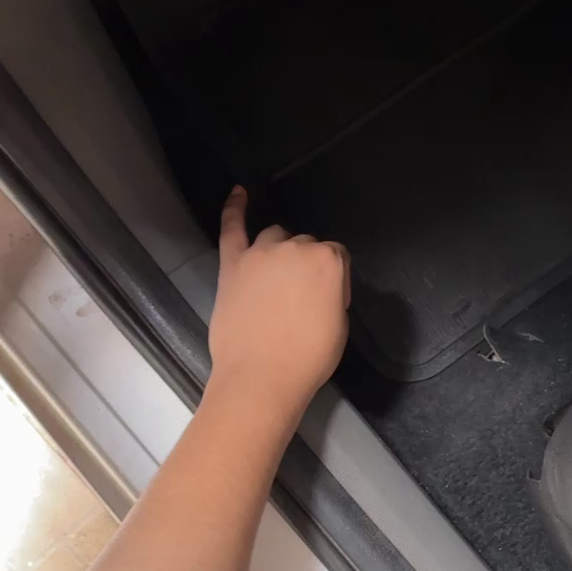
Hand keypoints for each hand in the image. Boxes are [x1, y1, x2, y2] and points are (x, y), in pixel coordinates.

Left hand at [205, 186, 349, 424]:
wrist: (261, 378)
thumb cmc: (308, 358)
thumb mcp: (340, 326)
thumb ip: (333, 294)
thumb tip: (322, 288)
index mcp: (327, 261)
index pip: (338, 256)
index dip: (336, 280)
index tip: (330, 304)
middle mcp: (294, 248)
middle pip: (305, 245)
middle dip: (307, 268)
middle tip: (303, 302)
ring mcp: (259, 254)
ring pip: (275, 236)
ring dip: (281, 250)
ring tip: (278, 278)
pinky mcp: (231, 265)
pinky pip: (232, 227)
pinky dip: (234, 208)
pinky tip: (238, 192)